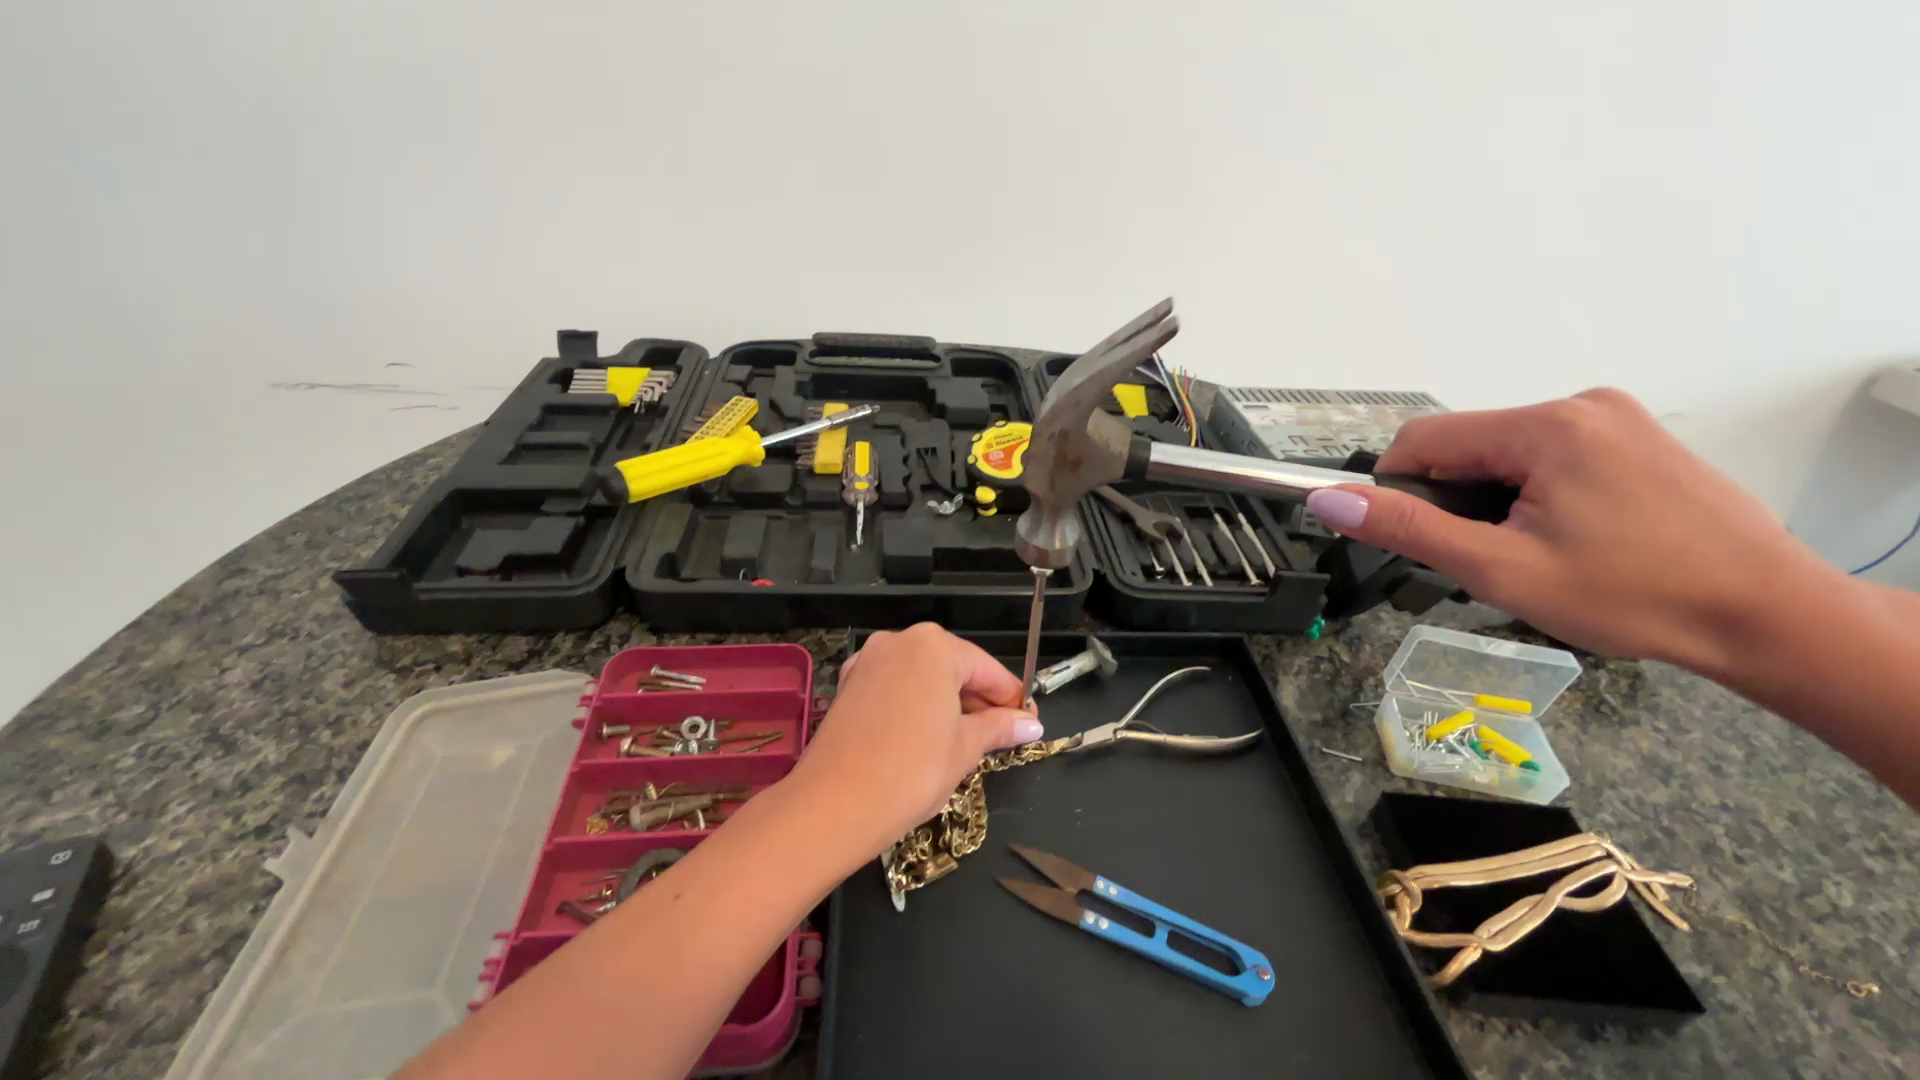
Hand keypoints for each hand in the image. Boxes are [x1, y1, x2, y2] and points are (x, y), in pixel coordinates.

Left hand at [789, 624, 1042, 853]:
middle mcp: (898, 642)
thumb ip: (999, 727)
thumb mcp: (965, 748)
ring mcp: (868, 662)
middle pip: (953, 668)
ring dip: (946, 705)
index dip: (1012, 700)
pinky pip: (894, 689)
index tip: (1028, 724)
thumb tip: (1031, 724)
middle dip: (978, 701)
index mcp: (934, 646)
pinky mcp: (847, 686)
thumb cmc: (912, 771)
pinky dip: (914, 708)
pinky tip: (924, 741)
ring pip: (922, 678)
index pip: (988, 670)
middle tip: (999, 738)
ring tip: (964, 745)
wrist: (835, 805)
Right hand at [1303, 388, 1837, 671]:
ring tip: (1536, 554)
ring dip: (1495, 500)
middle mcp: (1581, 404)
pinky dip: (1535, 494)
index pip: (1423, 440)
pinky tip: (1570, 537)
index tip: (1425, 543)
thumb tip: (1327, 499)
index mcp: (1546, 427)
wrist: (1769, 616)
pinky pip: (1550, 456)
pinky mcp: (1637, 438)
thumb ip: (1408, 529)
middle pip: (1468, 446)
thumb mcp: (1501, 568)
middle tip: (1492, 559)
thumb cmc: (1631, 597)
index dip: (1400, 491)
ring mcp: (1616, 418)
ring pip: (1506, 454)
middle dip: (1458, 501)